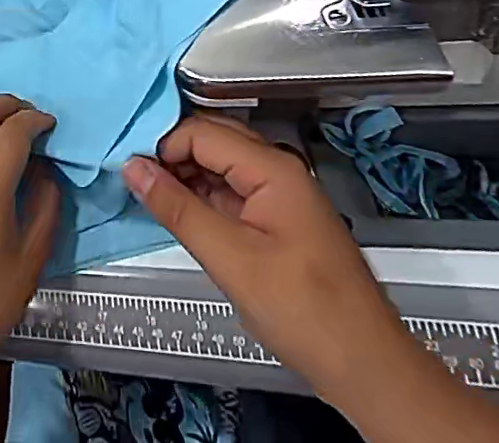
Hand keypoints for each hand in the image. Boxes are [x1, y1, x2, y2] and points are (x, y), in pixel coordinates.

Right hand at [121, 115, 396, 389]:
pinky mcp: (276, 216)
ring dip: (186, 175)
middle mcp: (278, 169)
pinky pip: (231, 188)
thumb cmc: (304, 311)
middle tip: (140, 183)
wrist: (365, 365)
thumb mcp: (229, 258)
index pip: (202, 132)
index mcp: (272, 168)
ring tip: (156, 200)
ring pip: (220, 163)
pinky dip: (203, 196)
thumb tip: (133, 168)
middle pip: (213, 139)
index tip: (135, 174)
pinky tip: (183, 214)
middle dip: (172, 155)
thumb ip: (177, 208)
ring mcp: (279, 192)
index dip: (164, 148)